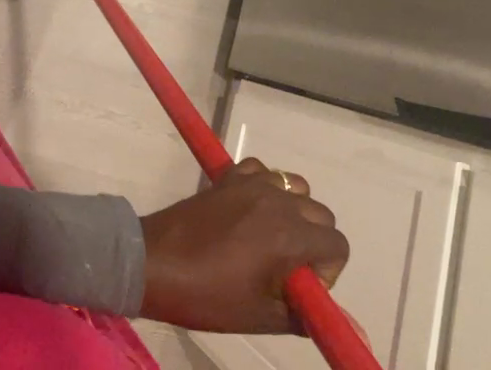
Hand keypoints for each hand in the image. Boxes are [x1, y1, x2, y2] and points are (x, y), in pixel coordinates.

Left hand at [138, 157, 351, 334]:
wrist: (153, 263)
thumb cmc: (207, 294)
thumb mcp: (260, 316)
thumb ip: (302, 316)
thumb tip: (333, 322)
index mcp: (289, 235)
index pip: (337, 244)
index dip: (327, 270)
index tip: (300, 287)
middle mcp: (276, 201)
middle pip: (320, 214)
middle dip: (314, 242)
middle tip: (286, 269)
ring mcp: (250, 184)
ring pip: (294, 186)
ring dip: (293, 210)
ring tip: (271, 238)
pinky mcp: (227, 177)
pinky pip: (260, 169)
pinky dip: (264, 185)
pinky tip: (249, 210)